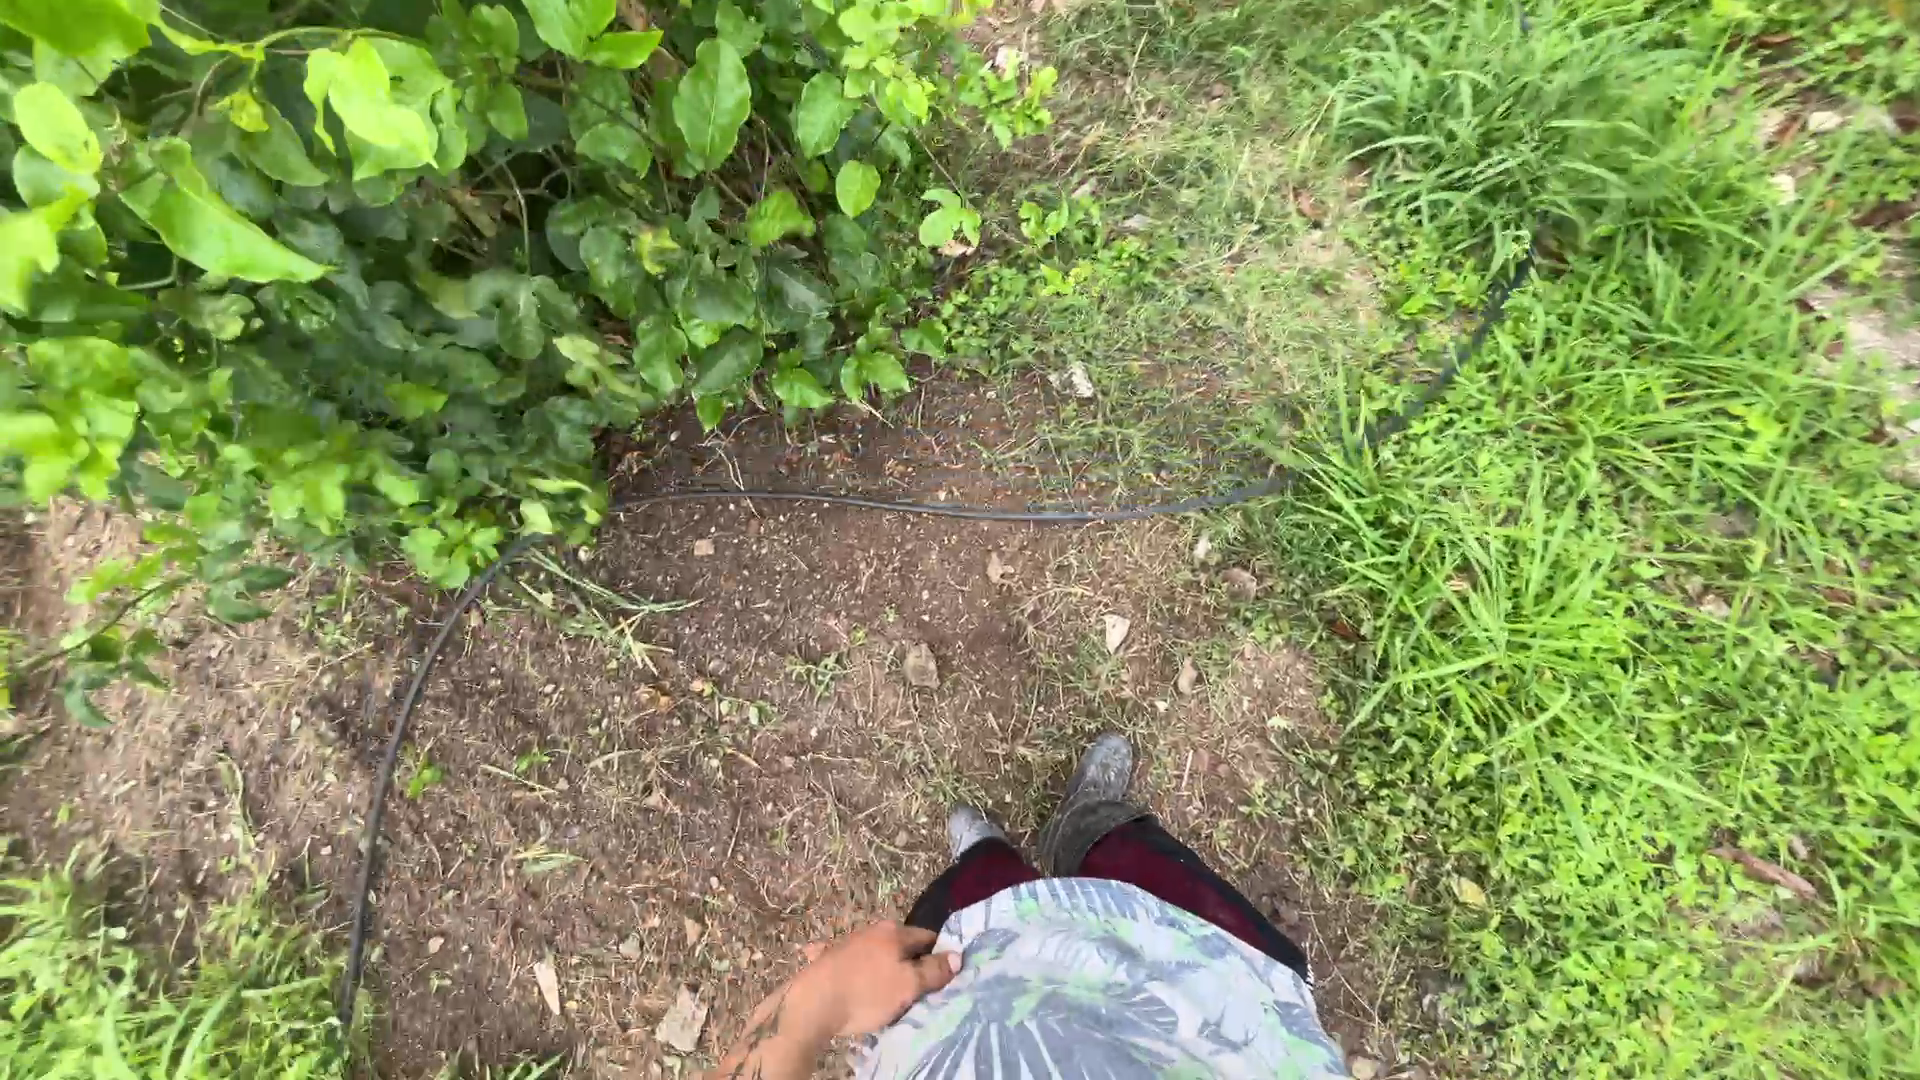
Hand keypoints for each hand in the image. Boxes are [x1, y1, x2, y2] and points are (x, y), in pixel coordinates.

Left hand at [709, 921, 960, 1079]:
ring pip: (879, 952)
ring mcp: (850, 941)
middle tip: (917, 987)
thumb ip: (933, 971)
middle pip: (903, 944)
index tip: (942, 974)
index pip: (927, 937)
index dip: (938, 954)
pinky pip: (852, 960)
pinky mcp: (831, 957)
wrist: (814, 1001)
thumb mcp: (907, 986)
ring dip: (886, 966)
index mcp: (895, 932)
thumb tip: (957, 955)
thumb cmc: (866, 993)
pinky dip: (858, 968)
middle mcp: (874, 930)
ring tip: (889, 990)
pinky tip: (851, 976)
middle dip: (912, 961)